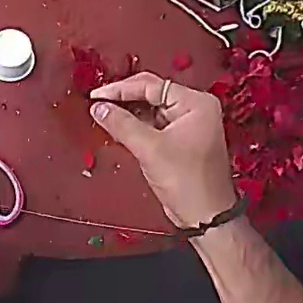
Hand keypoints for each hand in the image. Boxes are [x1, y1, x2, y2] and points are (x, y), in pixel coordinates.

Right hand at [90, 72, 237, 227]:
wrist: (206, 216)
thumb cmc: (186, 181)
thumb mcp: (150, 149)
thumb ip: (122, 124)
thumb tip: (98, 107)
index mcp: (196, 103)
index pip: (152, 86)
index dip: (121, 89)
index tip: (97, 96)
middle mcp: (195, 109)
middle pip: (152, 95)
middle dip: (123, 100)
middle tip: (97, 104)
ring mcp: (188, 124)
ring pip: (151, 110)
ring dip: (128, 114)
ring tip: (102, 114)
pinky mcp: (181, 140)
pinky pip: (154, 125)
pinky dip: (136, 127)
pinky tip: (116, 127)